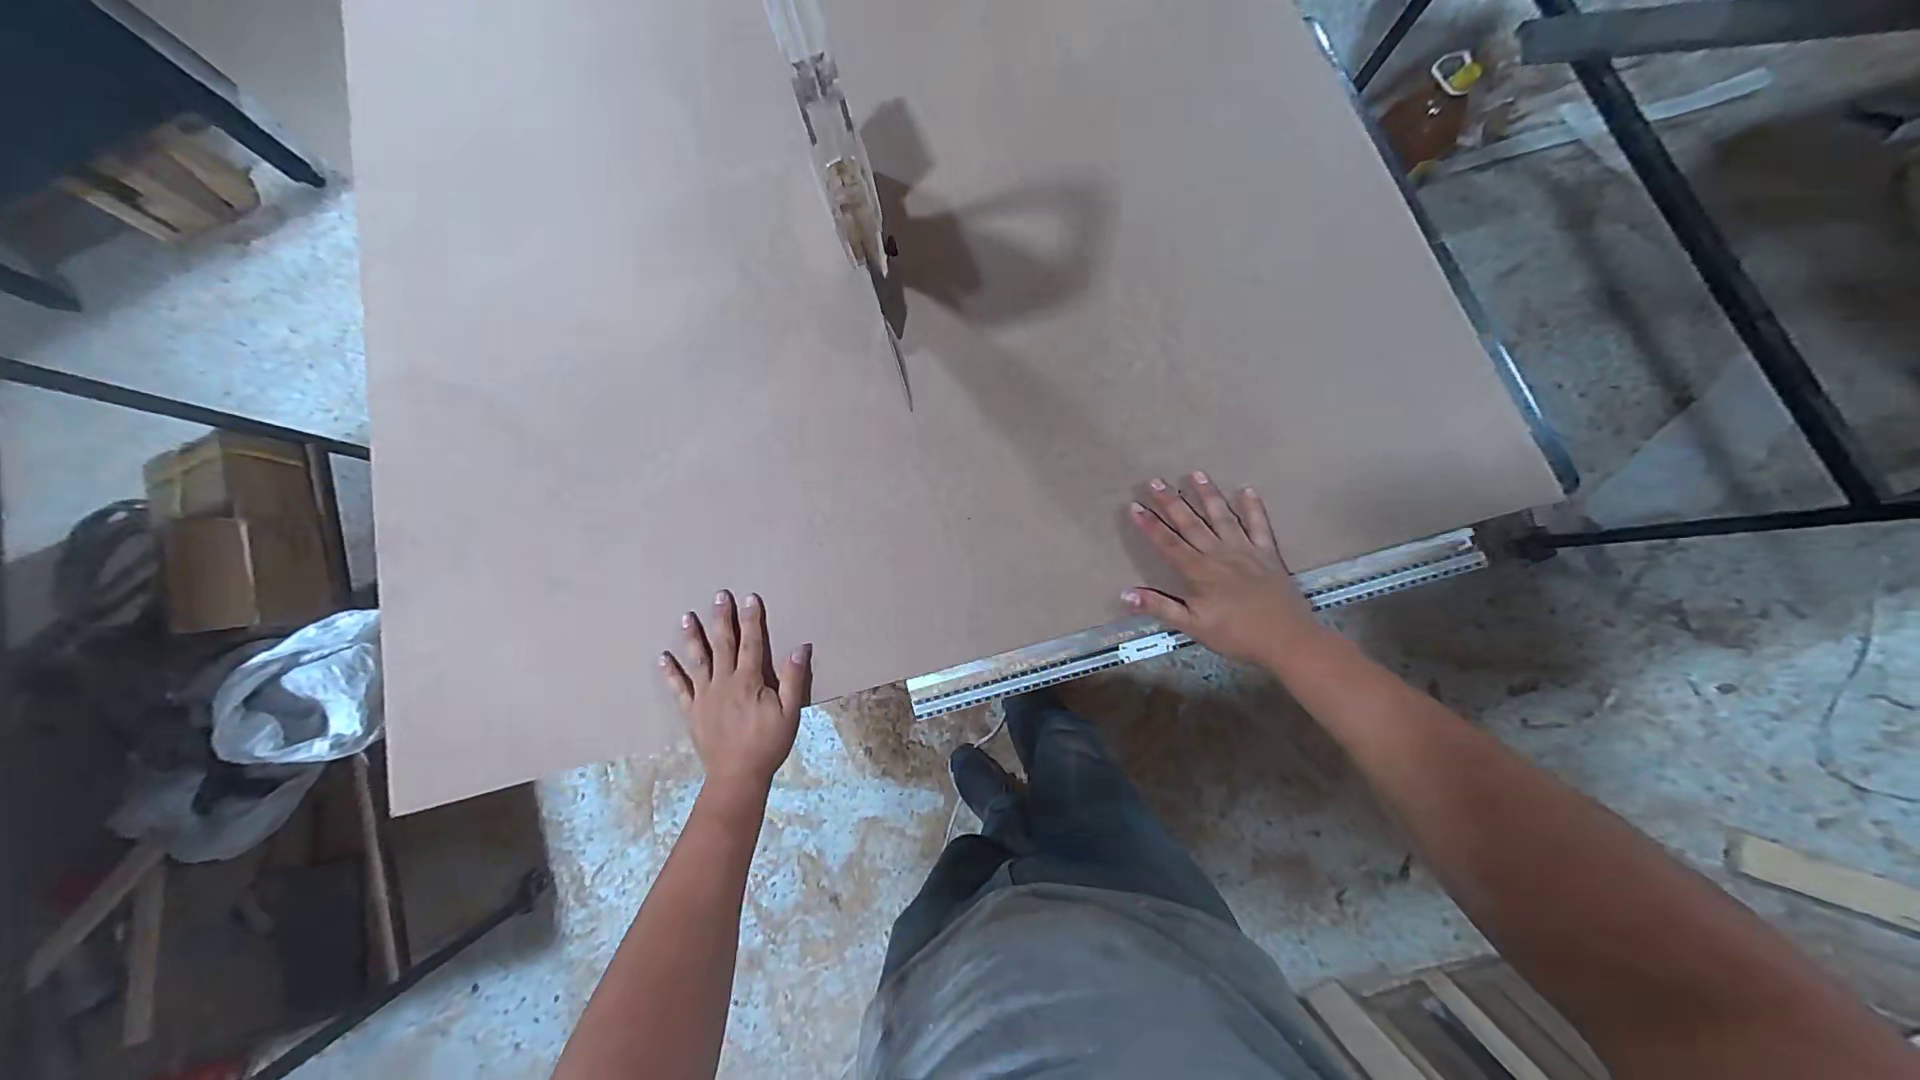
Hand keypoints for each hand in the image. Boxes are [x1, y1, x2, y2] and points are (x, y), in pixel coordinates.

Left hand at [661, 590, 812, 795]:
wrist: (737, 776)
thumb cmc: (768, 744)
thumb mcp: (791, 712)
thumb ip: (794, 679)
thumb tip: (800, 648)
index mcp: (749, 681)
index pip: (751, 643)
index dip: (751, 619)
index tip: (750, 598)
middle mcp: (724, 683)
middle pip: (723, 644)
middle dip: (722, 619)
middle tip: (719, 596)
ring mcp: (705, 696)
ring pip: (698, 661)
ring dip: (693, 638)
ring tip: (687, 617)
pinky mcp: (692, 712)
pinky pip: (679, 689)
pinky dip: (670, 673)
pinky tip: (663, 659)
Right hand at [1123, 472, 1320, 665]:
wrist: (1287, 639)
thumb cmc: (1236, 634)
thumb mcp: (1193, 626)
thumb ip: (1160, 607)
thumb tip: (1126, 594)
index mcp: (1198, 571)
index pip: (1168, 543)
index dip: (1149, 525)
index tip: (1134, 506)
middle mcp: (1219, 554)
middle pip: (1190, 523)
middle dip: (1171, 502)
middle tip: (1155, 481)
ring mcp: (1245, 550)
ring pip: (1222, 517)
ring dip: (1208, 495)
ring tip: (1196, 474)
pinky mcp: (1267, 553)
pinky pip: (1259, 525)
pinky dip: (1253, 507)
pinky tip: (1247, 490)